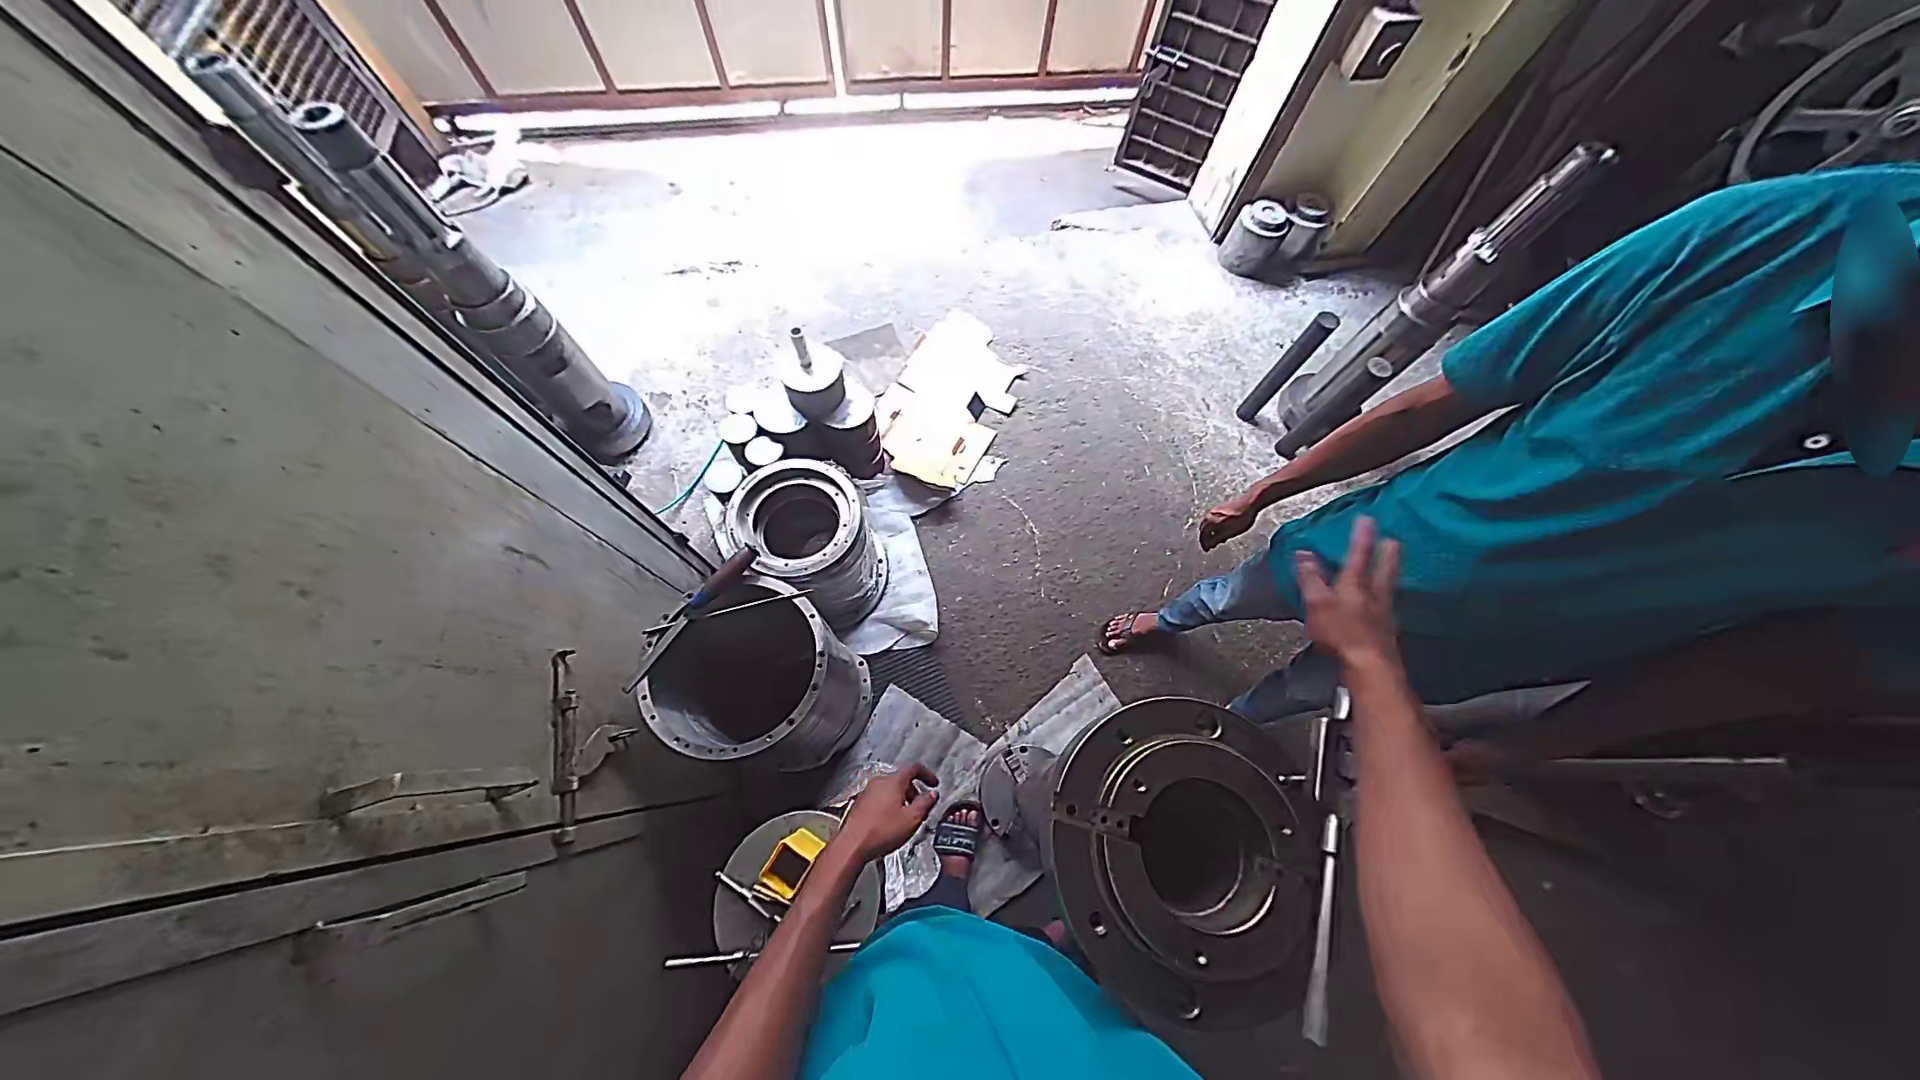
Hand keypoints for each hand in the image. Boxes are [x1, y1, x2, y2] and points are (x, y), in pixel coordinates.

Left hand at [834, 763, 937, 862]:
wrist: (852, 845)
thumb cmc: (879, 832)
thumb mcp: (912, 819)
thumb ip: (925, 803)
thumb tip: (932, 795)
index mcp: (893, 782)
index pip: (914, 768)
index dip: (927, 774)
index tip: (933, 783)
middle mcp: (879, 783)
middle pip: (902, 779)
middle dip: (915, 791)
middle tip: (921, 805)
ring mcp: (868, 792)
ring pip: (890, 789)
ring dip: (902, 799)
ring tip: (906, 817)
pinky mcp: (861, 804)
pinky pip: (880, 798)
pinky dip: (889, 805)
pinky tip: (890, 822)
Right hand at [1199, 495, 1259, 550]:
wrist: (1250, 502)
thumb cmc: (1242, 518)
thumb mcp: (1230, 532)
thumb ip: (1218, 539)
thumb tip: (1208, 545)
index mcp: (1211, 521)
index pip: (1203, 535)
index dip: (1204, 544)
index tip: (1206, 549)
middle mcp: (1209, 515)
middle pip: (1203, 529)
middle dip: (1205, 538)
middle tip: (1209, 545)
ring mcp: (1214, 511)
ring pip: (1206, 524)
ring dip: (1208, 532)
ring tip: (1214, 538)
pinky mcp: (1219, 508)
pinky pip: (1210, 519)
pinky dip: (1212, 526)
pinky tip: (1219, 529)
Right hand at [1294, 516, 1402, 666]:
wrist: (1369, 666)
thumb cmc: (1341, 633)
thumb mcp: (1317, 602)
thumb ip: (1310, 578)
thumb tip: (1304, 554)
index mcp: (1355, 585)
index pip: (1359, 554)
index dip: (1362, 536)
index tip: (1367, 519)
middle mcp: (1374, 596)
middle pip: (1383, 569)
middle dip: (1387, 553)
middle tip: (1392, 540)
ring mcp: (1383, 614)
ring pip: (1388, 586)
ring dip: (1389, 573)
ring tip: (1391, 566)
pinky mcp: (1386, 631)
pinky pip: (1386, 605)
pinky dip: (1385, 597)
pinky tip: (1383, 602)